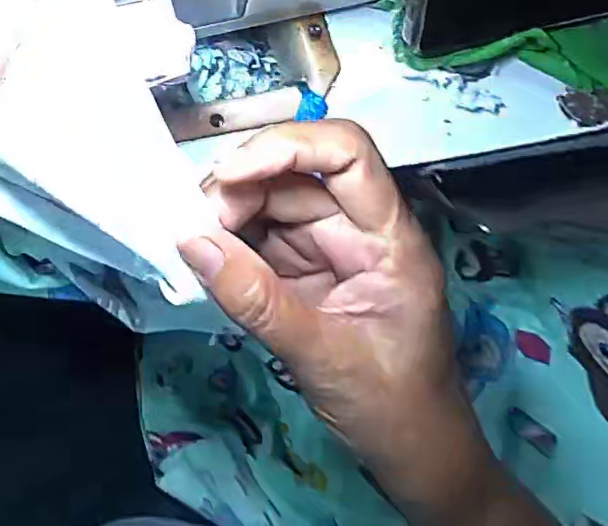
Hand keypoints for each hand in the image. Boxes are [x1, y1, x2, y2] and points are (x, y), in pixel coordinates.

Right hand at [178, 122, 547, 524]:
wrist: (415, 460)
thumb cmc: (397, 412)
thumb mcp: (325, 358)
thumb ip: (257, 300)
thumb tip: (191, 242)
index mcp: (389, 238)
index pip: (346, 154)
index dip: (286, 147)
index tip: (230, 175)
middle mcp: (356, 227)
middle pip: (291, 174)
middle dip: (239, 188)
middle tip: (199, 224)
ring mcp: (325, 242)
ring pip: (266, 198)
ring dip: (226, 211)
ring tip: (196, 240)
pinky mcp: (299, 261)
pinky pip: (254, 230)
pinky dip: (225, 236)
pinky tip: (206, 252)